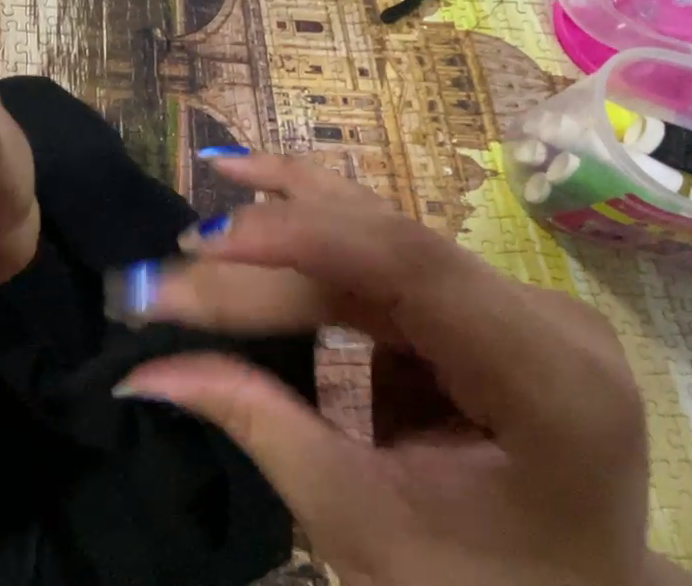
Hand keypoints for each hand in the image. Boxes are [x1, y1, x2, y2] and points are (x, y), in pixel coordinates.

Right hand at [110, 152, 689, 585]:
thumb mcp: (358, 519)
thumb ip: (257, 423)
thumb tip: (143, 370)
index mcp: (548, 380)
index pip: (411, 266)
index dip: (296, 237)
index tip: (199, 245)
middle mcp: (543, 317)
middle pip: (383, 252)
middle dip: (268, 251)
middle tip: (170, 262)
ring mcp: (515, 304)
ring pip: (383, 237)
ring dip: (291, 218)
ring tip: (217, 173)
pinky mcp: (480, 306)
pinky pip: (387, 260)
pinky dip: (317, 243)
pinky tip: (266, 205)